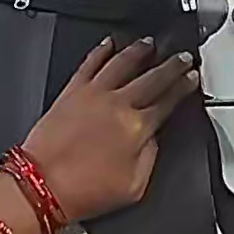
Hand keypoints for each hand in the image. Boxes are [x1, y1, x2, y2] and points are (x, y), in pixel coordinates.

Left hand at [21, 37, 199, 222]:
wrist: (42, 184)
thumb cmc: (83, 189)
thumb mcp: (134, 185)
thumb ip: (150, 156)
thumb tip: (154, 137)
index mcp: (136, 128)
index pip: (168, 100)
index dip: (183, 86)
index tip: (191, 77)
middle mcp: (117, 104)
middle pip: (152, 76)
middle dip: (172, 64)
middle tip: (181, 56)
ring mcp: (93, 94)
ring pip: (123, 62)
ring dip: (139, 50)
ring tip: (149, 43)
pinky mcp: (72, 90)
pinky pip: (90, 62)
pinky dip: (102, 50)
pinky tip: (109, 43)